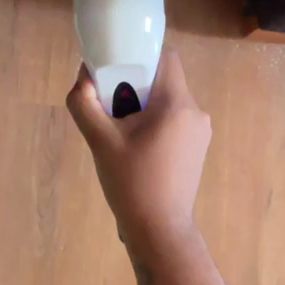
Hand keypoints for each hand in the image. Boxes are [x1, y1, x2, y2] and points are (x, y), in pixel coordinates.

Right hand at [66, 50, 212, 256]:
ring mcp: (200, 132)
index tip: (117, 68)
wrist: (159, 230)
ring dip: (144, 107)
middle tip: (111, 104)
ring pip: (168, 102)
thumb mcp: (100, 141)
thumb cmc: (131, 182)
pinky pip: (174, 122)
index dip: (140, 55)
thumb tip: (83, 79)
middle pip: (164, 80)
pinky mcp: (197, 149)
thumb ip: (85, 104)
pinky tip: (136, 147)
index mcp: (176, 103)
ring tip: (120, 131)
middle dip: (136, 85)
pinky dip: (155, 124)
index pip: (165, 57)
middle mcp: (195, 112)